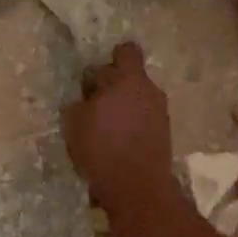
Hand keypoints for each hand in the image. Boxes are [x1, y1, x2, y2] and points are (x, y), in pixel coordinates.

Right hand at [61, 41, 175, 207]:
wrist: (136, 185)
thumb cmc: (101, 147)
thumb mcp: (74, 122)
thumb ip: (80, 102)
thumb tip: (87, 99)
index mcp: (128, 80)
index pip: (126, 52)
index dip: (111, 59)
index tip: (95, 78)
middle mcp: (149, 90)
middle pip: (130, 78)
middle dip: (111, 88)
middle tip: (91, 107)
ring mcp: (160, 112)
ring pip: (136, 100)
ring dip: (121, 108)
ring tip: (102, 129)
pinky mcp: (163, 133)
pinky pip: (143, 119)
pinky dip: (130, 125)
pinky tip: (115, 144)